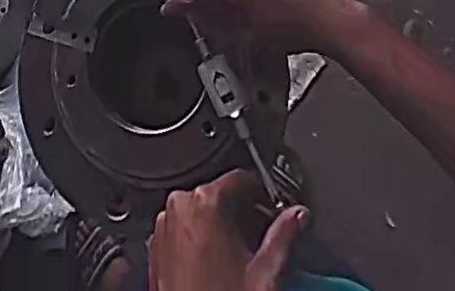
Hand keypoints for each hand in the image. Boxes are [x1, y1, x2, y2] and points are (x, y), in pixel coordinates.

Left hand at [150, 171, 308, 290]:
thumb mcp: (263, 275)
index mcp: (204, 202)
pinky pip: (185, 226)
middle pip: (220, 193)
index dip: (262, 193)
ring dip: (223, 225)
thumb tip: (297, 216)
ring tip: (241, 257)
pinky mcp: (157, 244)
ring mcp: (164, 225)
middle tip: (262, 238)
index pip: (241, 178)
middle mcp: (179, 206)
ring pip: (202, 210)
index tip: (274, 207)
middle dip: (243, 212)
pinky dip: (202, 236)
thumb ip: (283, 237)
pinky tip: (219, 264)